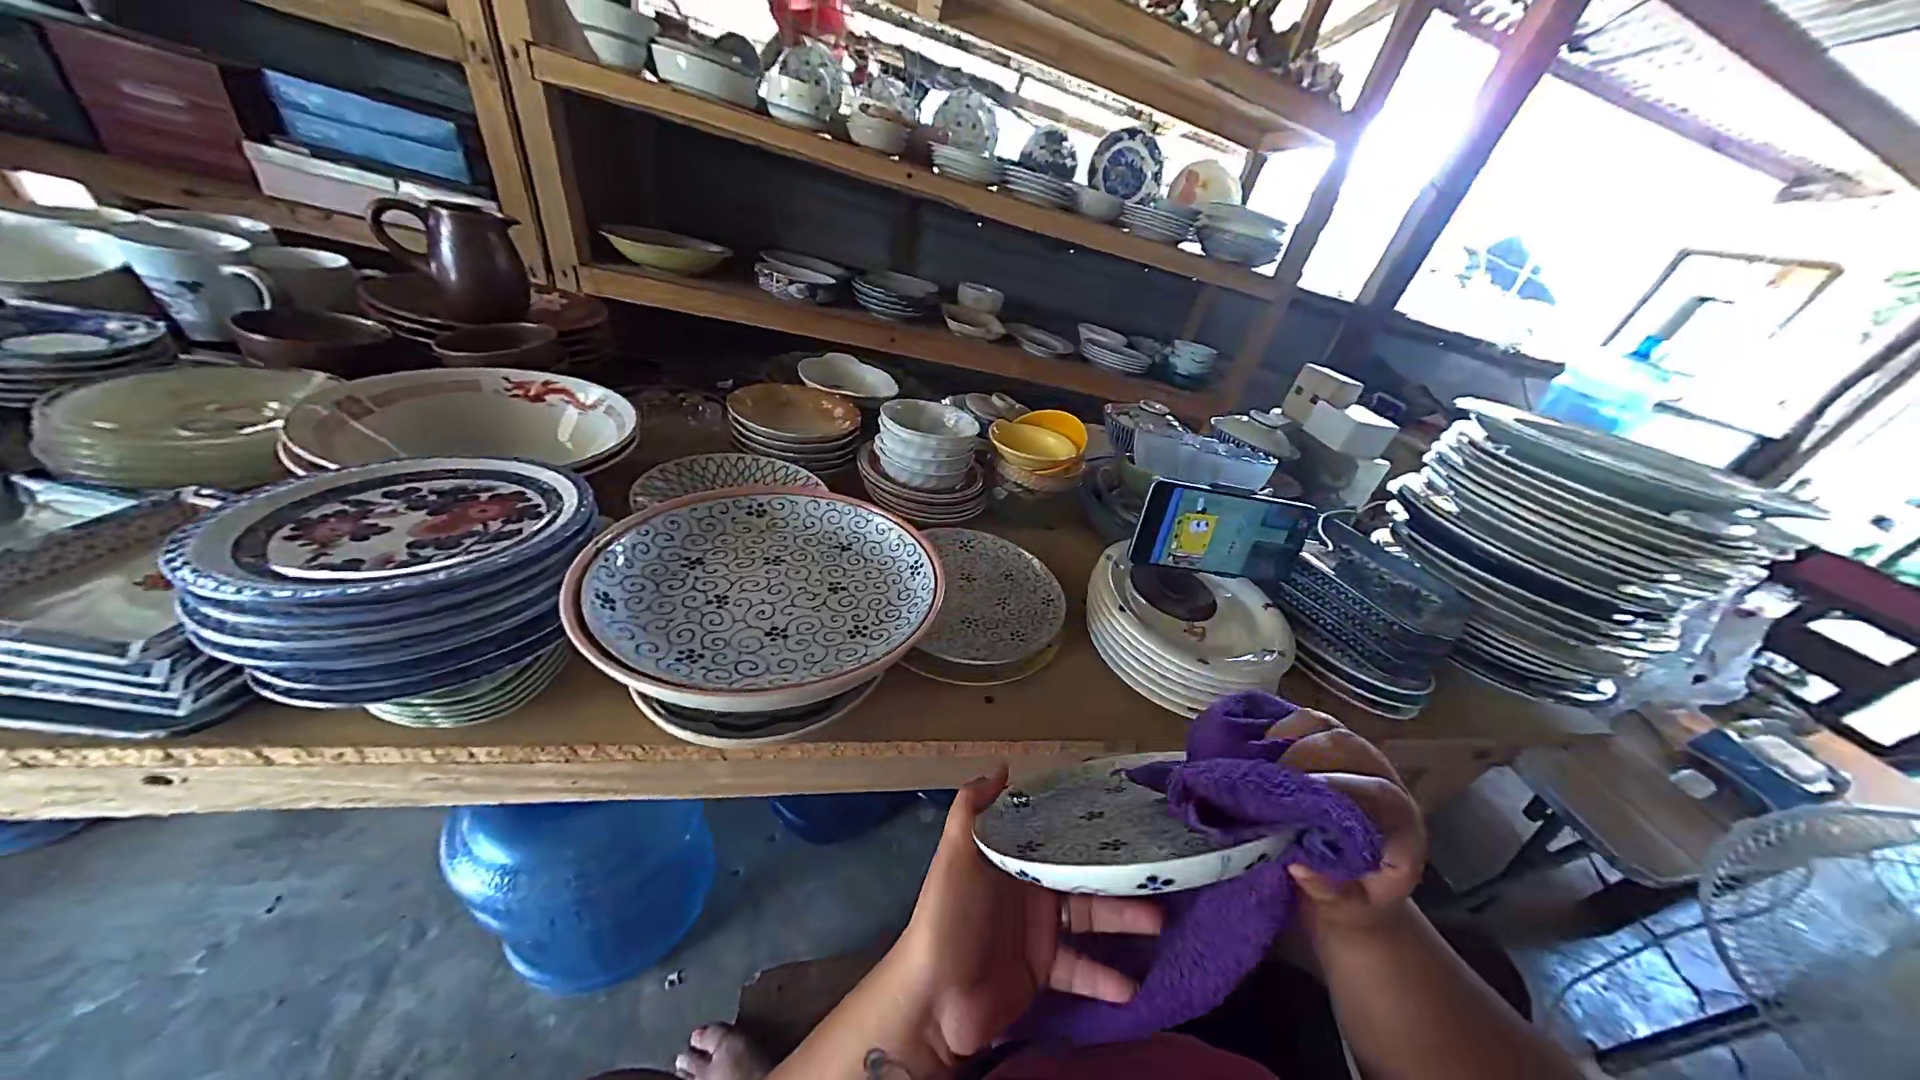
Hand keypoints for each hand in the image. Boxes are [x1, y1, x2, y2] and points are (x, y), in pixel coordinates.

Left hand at [891, 767, 1164, 1060]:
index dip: (1085, 827)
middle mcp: (1028, 889)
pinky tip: (1132, 986)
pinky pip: (1082, 968)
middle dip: (1117, 874)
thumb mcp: (955, 856)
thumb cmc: (949, 917)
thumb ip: (973, 809)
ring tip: (1160, 922)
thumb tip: (1003, 767)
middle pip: (1081, 876)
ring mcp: (1038, 931)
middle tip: (1156, 871)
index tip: (1125, 815)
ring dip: (1124, 921)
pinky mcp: (1044, 970)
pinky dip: (1105, 978)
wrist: (935, 1000)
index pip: (1053, 836)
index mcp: (1010, 858)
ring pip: (1090, 919)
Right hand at [1269, 709, 1425, 939]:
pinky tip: (1256, 744)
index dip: (1338, 788)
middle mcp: (1381, 780)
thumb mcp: (1346, 909)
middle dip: (1303, 754)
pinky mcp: (1325, 747)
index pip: (1378, 793)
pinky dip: (1279, 726)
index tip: (1296, 796)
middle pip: (1348, 746)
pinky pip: (1304, 722)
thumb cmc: (1351, 898)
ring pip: (1326, 726)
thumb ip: (1331, 892)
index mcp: (1399, 824)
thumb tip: (1298, 866)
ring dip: (1287, 733)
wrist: (1350, 886)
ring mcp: (1352, 758)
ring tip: (1256, 754)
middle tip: (1266, 776)